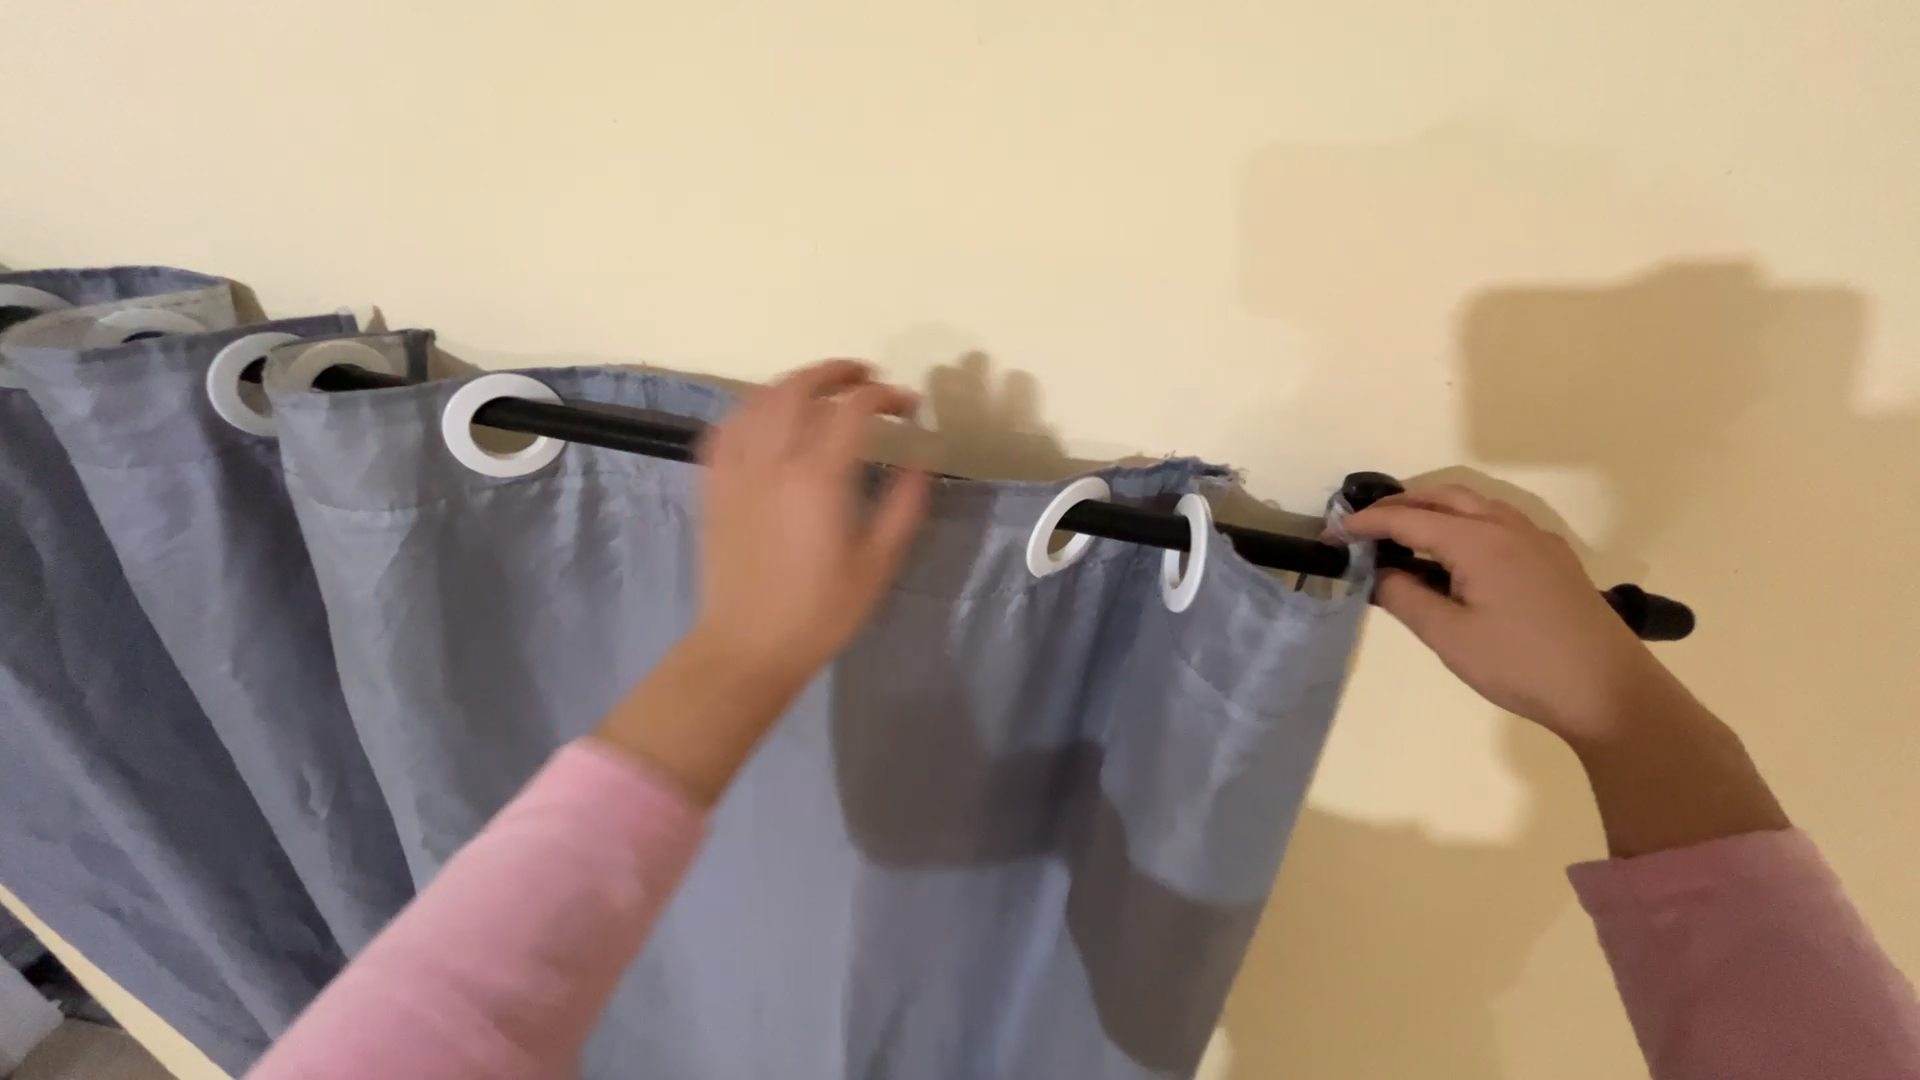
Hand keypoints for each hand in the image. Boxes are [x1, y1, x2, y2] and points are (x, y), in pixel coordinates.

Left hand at [693, 358, 928, 692]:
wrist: (747, 647)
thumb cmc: (820, 612)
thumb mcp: (877, 564)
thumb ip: (903, 505)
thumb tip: (923, 460)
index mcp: (818, 478)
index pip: (853, 410)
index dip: (885, 396)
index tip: (908, 406)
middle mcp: (772, 461)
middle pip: (799, 388)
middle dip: (836, 371)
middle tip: (864, 375)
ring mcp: (735, 471)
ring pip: (758, 400)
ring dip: (792, 383)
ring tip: (819, 387)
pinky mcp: (712, 487)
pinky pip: (725, 428)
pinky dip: (749, 410)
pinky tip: (765, 416)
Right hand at [1340, 485, 1681, 748]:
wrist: (1611, 693)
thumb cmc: (1520, 664)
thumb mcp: (1447, 635)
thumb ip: (1404, 596)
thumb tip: (1379, 574)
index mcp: (1479, 542)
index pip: (1407, 519)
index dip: (1364, 524)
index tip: (1331, 535)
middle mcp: (1508, 528)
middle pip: (1442, 497)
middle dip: (1397, 506)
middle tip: (1362, 528)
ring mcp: (1535, 541)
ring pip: (1473, 505)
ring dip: (1430, 510)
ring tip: (1398, 536)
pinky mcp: (1550, 559)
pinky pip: (1495, 522)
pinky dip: (1459, 523)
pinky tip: (1448, 556)